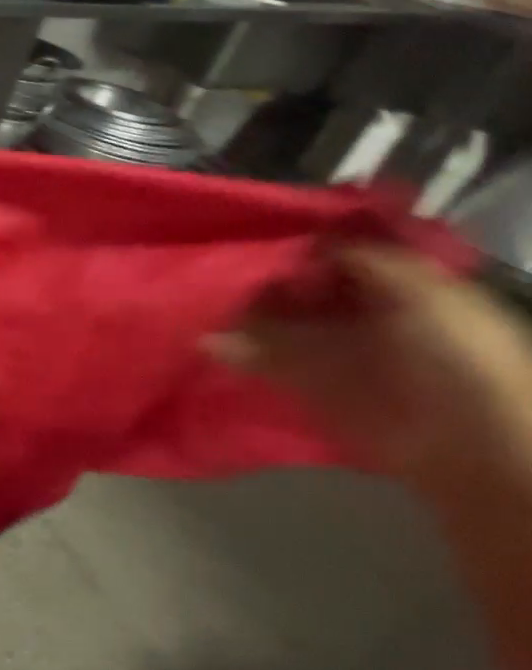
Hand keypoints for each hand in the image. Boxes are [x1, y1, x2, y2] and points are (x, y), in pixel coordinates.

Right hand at [207, 246, 531, 492]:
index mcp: (394, 287)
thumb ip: (368, 258)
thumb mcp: (427, 292)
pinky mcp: (303, 381)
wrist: (467, 443)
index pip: (336, 253)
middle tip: (222, 258)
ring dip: (238, 308)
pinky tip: (205, 337)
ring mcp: (328, 348)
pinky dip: (229, 349)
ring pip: (270, 317)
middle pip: (296, 283)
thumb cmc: (457, 358)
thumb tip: (309, 238)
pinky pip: (258, 358)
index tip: (261, 225)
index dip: (301, 239)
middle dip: (261, 270)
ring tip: (202, 295)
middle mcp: (357, 312)